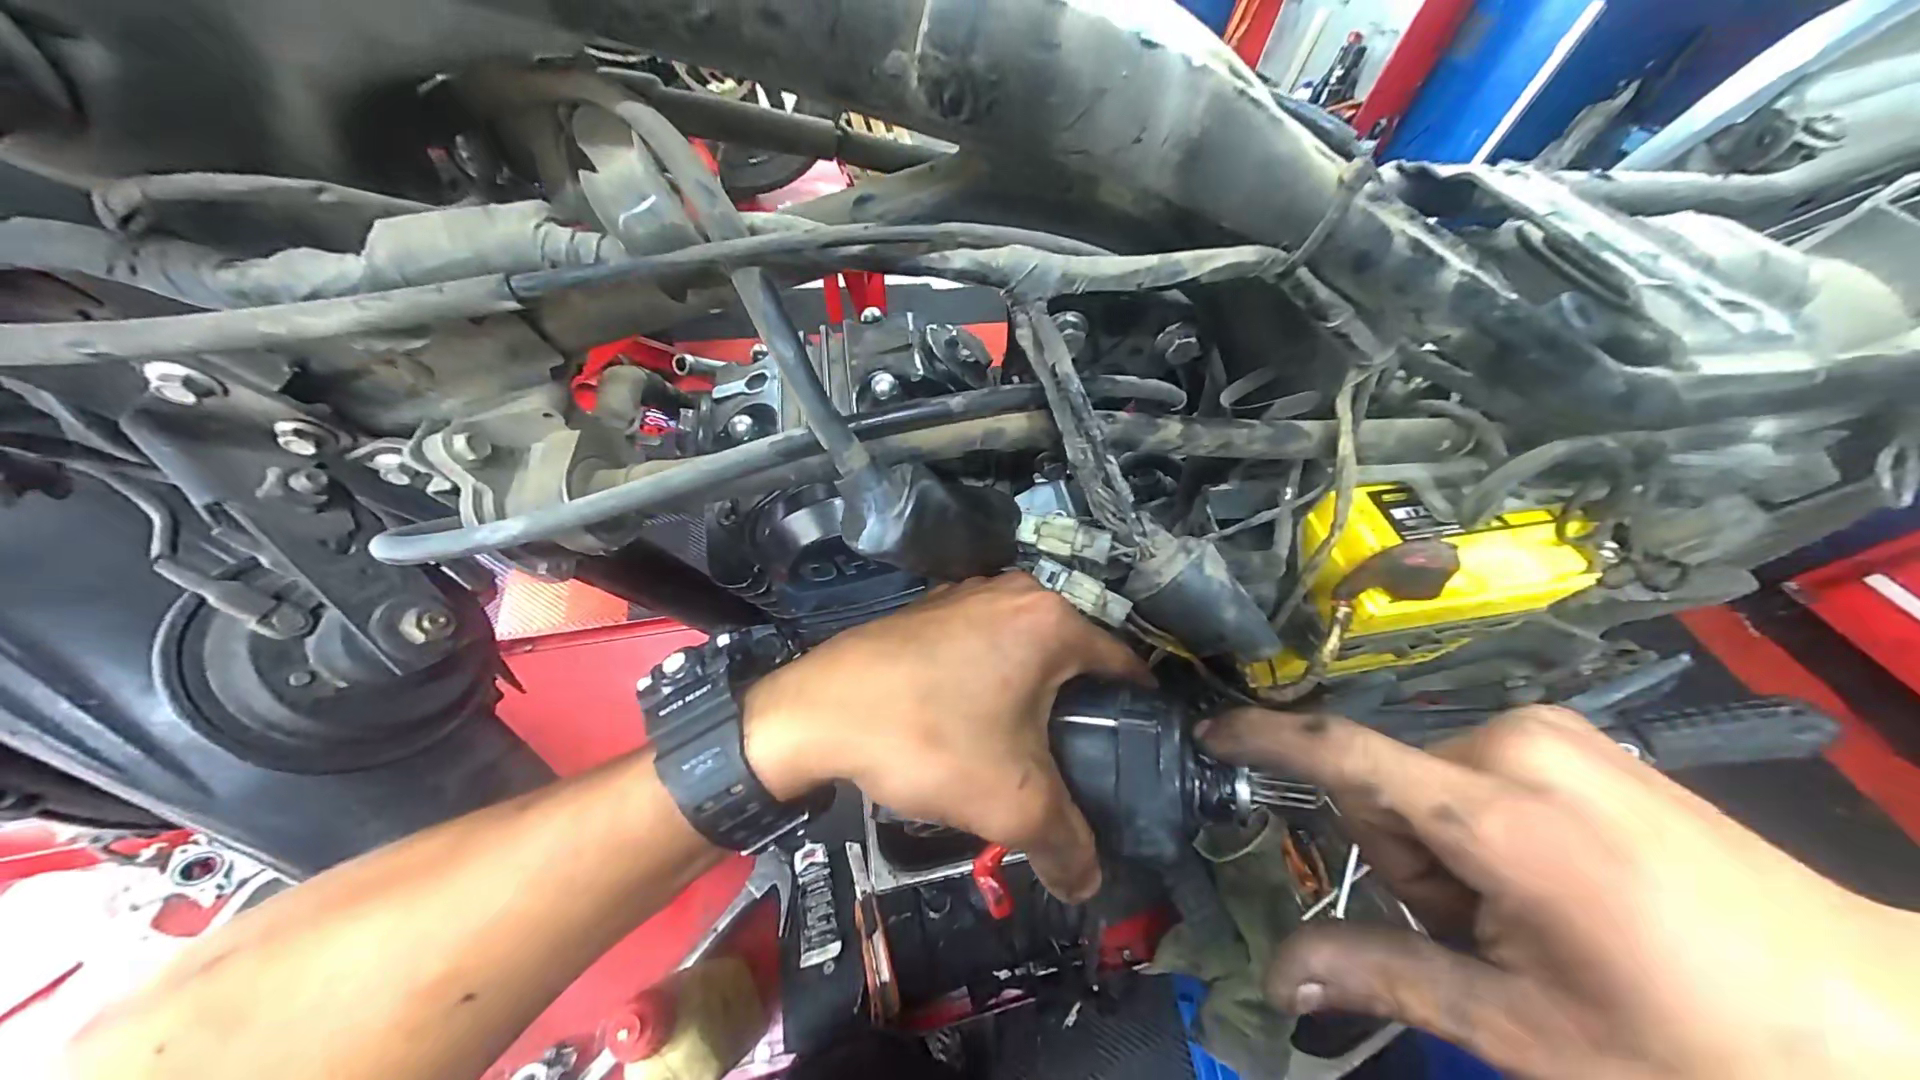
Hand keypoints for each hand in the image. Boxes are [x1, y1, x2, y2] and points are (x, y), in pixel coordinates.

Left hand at [742, 572, 1146, 901]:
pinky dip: (989, 679)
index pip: (1123, 664)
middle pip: (1073, 658)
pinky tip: (971, 718)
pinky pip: (982, 646)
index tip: (1135, 753)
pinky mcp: (929, 608)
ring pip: (1024, 652)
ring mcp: (966, 594)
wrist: (815, 712)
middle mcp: (1014, 591)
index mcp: (1051, 619)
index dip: (1136, 713)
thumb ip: (1067, 845)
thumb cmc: (928, 739)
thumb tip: (1089, 881)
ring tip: (1023, 748)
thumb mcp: (1011, 802)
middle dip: (1079, 710)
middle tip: (1077, 764)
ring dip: (1031, 696)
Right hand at [1201, 705, 1919, 1079]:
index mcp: (1502, 815)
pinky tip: (1556, 877)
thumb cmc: (1708, 1050)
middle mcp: (1514, 744)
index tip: (1213, 732)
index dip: (1268, 741)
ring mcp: (1551, 732)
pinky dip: (1479, 823)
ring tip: (1531, 913)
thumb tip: (1277, 974)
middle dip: (1407, 864)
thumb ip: (1386, 977)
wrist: (1898, 1026)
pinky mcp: (1573, 736)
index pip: (1346, 755)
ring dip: (1443, 849)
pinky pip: (1472, 768)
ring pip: (1425, 782)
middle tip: (1486, 935)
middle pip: (1386, 791)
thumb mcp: (1528, 1032)